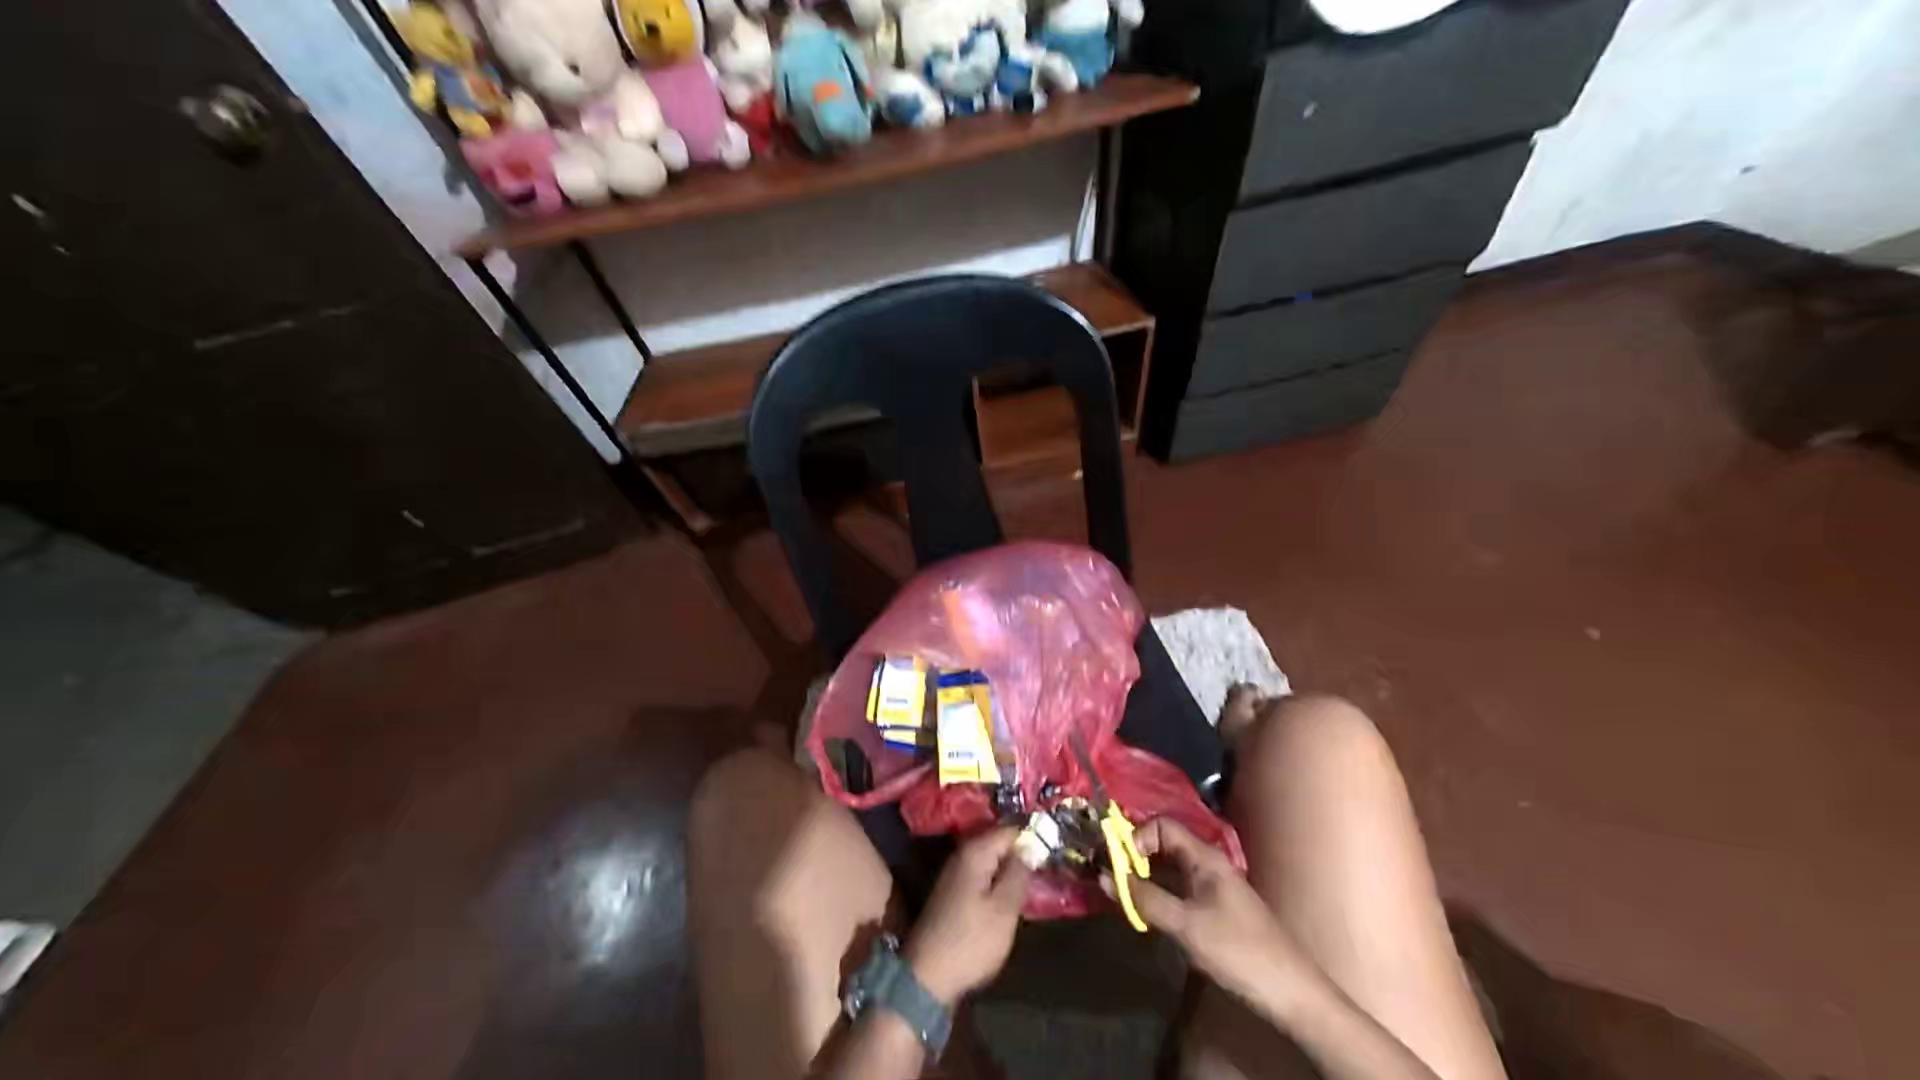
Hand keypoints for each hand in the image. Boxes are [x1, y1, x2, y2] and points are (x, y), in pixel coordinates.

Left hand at [903, 826, 1031, 1003]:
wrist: (927, 976)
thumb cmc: (971, 941)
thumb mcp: (1004, 909)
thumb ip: (1018, 874)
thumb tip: (1030, 847)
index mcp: (975, 853)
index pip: (1009, 830)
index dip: (1032, 837)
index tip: (1053, 849)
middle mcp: (961, 855)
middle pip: (998, 844)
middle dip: (1021, 853)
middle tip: (1048, 867)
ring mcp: (954, 875)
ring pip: (991, 862)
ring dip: (1010, 870)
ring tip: (1035, 882)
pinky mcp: (952, 893)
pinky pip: (982, 877)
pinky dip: (997, 883)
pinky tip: (1011, 897)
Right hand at [1112, 818, 1323, 1010]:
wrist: (1291, 992)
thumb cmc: (1237, 950)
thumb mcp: (1184, 925)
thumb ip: (1144, 899)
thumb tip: (1105, 876)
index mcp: (1204, 857)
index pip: (1162, 826)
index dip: (1137, 838)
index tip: (1119, 864)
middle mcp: (1208, 864)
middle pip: (1164, 844)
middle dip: (1135, 856)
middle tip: (1113, 878)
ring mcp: (1214, 886)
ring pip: (1171, 868)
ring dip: (1145, 876)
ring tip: (1124, 895)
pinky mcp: (1216, 909)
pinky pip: (1179, 888)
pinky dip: (1159, 893)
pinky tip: (1148, 912)